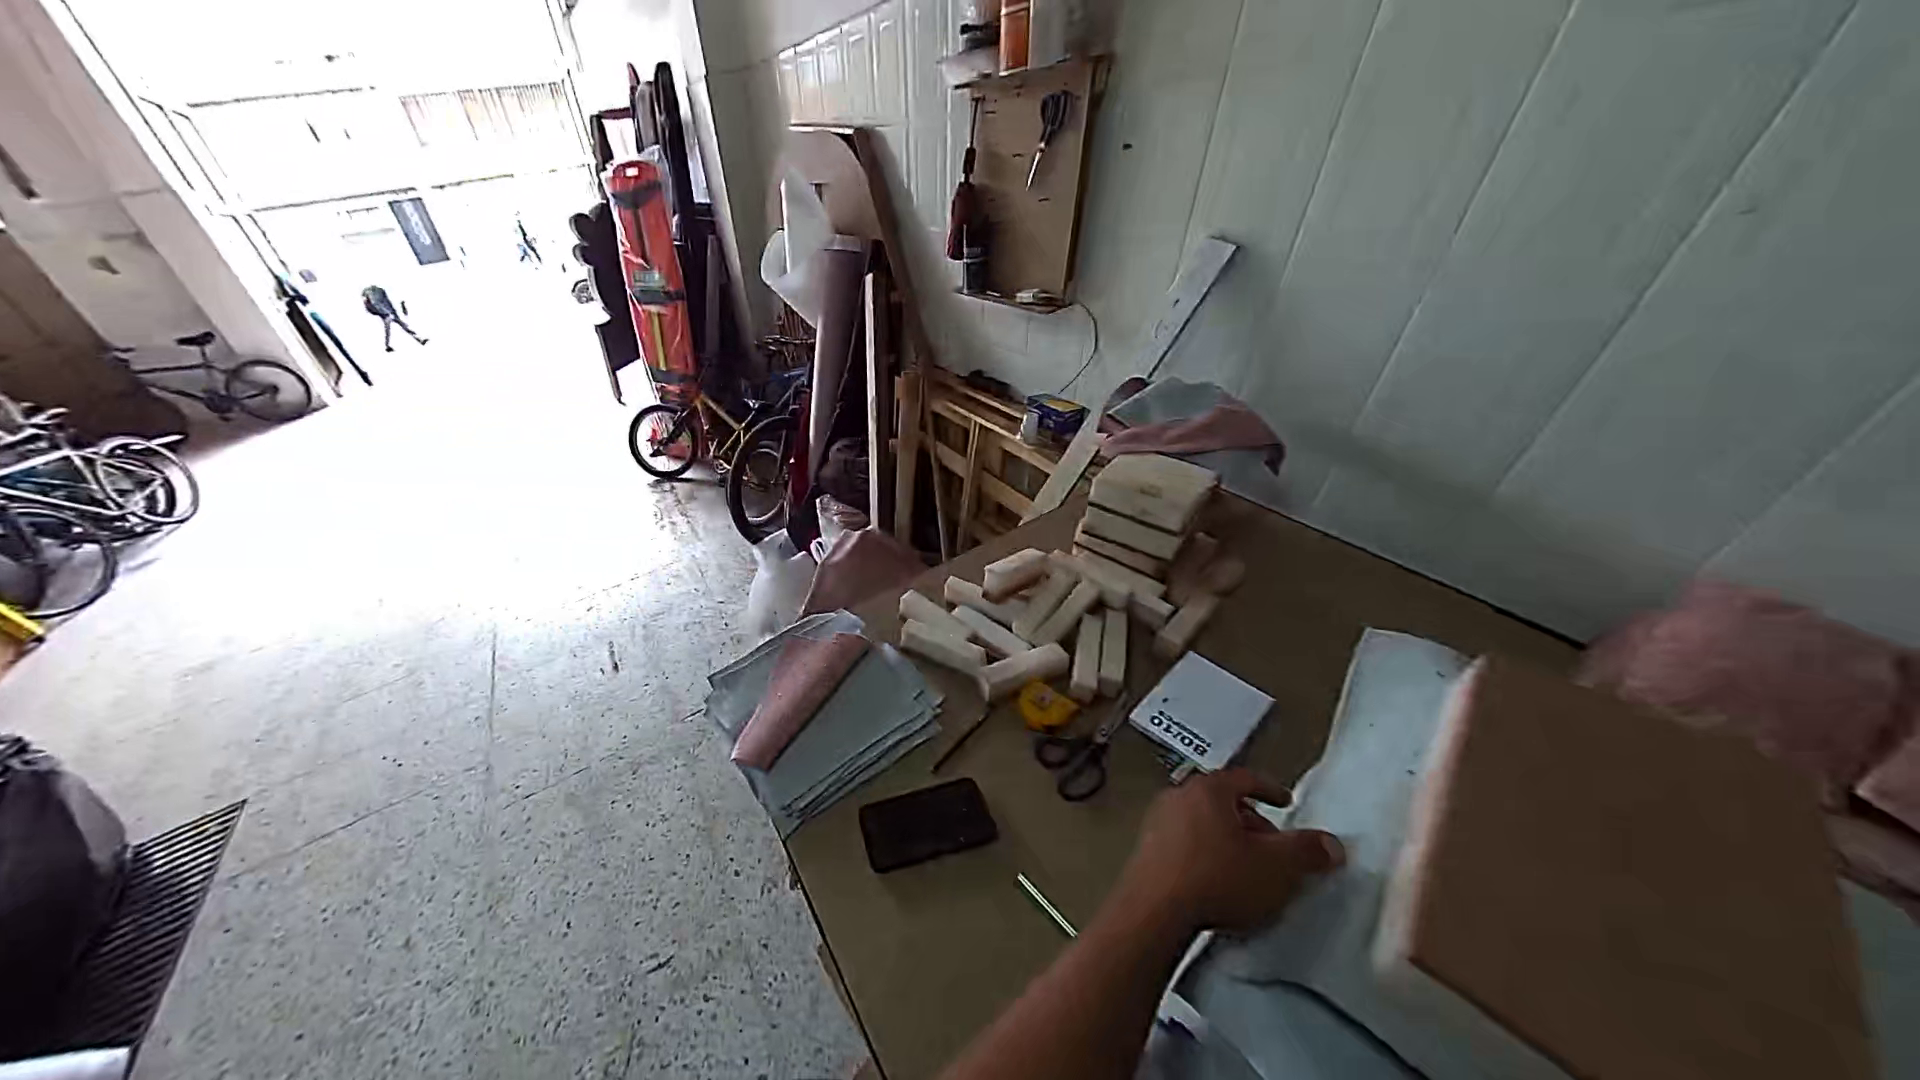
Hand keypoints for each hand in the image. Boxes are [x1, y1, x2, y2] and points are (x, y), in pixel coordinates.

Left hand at [1116, 768, 1343, 935]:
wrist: (1155, 908)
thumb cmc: (1217, 877)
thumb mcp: (1276, 867)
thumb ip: (1307, 852)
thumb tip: (1331, 843)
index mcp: (1208, 789)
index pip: (1244, 778)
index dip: (1269, 789)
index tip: (1285, 801)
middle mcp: (1178, 796)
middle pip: (1220, 800)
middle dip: (1249, 820)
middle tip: (1271, 845)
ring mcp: (1156, 821)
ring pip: (1201, 821)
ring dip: (1225, 838)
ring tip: (1246, 867)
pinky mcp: (1145, 848)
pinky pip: (1182, 841)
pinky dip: (1203, 852)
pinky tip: (1214, 880)